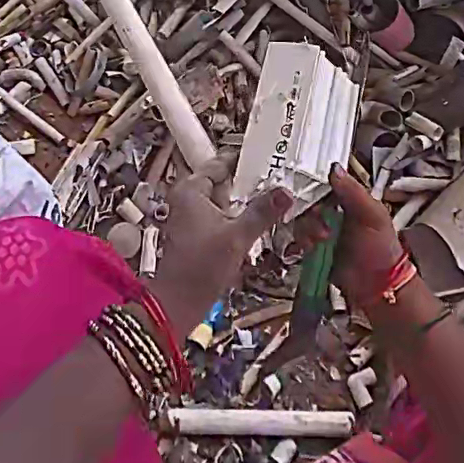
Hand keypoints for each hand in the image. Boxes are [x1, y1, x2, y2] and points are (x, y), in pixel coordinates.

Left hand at [147, 167, 291, 338]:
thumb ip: (262, 212)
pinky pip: (222, 220)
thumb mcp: (237, 237)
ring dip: (246, 206)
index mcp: (190, 190)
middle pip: (225, 184)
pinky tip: (258, 227)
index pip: (220, 163)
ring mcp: (191, 218)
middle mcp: (187, 199)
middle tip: (278, 183)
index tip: (269, 157)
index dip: (244, 161)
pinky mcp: (197, 236)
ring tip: (274, 204)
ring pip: (225, 203)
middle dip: (250, 186)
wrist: (178, 305)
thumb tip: (285, 192)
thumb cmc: (201, 267)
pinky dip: (238, 221)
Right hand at [298, 167, 406, 309]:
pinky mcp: (313, 248)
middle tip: (323, 228)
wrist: (378, 287)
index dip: (313, 187)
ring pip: (301, 220)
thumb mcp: (373, 216)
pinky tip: (312, 248)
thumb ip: (354, 192)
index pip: (322, 183)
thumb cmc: (380, 248)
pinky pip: (298, 239)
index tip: (311, 196)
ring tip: (321, 240)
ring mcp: (320, 230)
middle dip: (311, 213)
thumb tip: (334, 168)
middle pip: (307, 202)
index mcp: (347, 198)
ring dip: (307, 229)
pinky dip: (302, 242)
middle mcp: (331, 211)